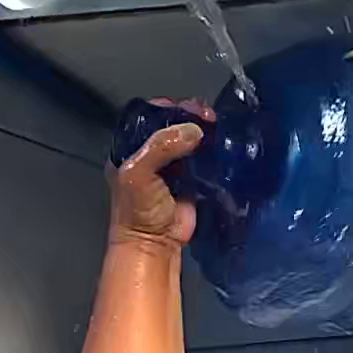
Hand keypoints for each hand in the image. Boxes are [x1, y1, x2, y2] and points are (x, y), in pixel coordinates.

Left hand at [109, 98, 213, 251]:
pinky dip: (214, 149)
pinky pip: (204, 157)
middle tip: (207, 116)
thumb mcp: (138, 173)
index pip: (151, 116)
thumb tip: (194, 131)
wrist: (155, 244)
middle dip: (191, 116)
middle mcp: (152, 152)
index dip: (169, 108)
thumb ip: (160, 147)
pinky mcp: (193, 178)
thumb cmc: (139, 211)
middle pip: (174, 124)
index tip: (187, 108)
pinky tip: (222, 143)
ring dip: (205, 131)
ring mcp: (173, 165)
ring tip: (217, 126)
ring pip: (191, 138)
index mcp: (131, 147)